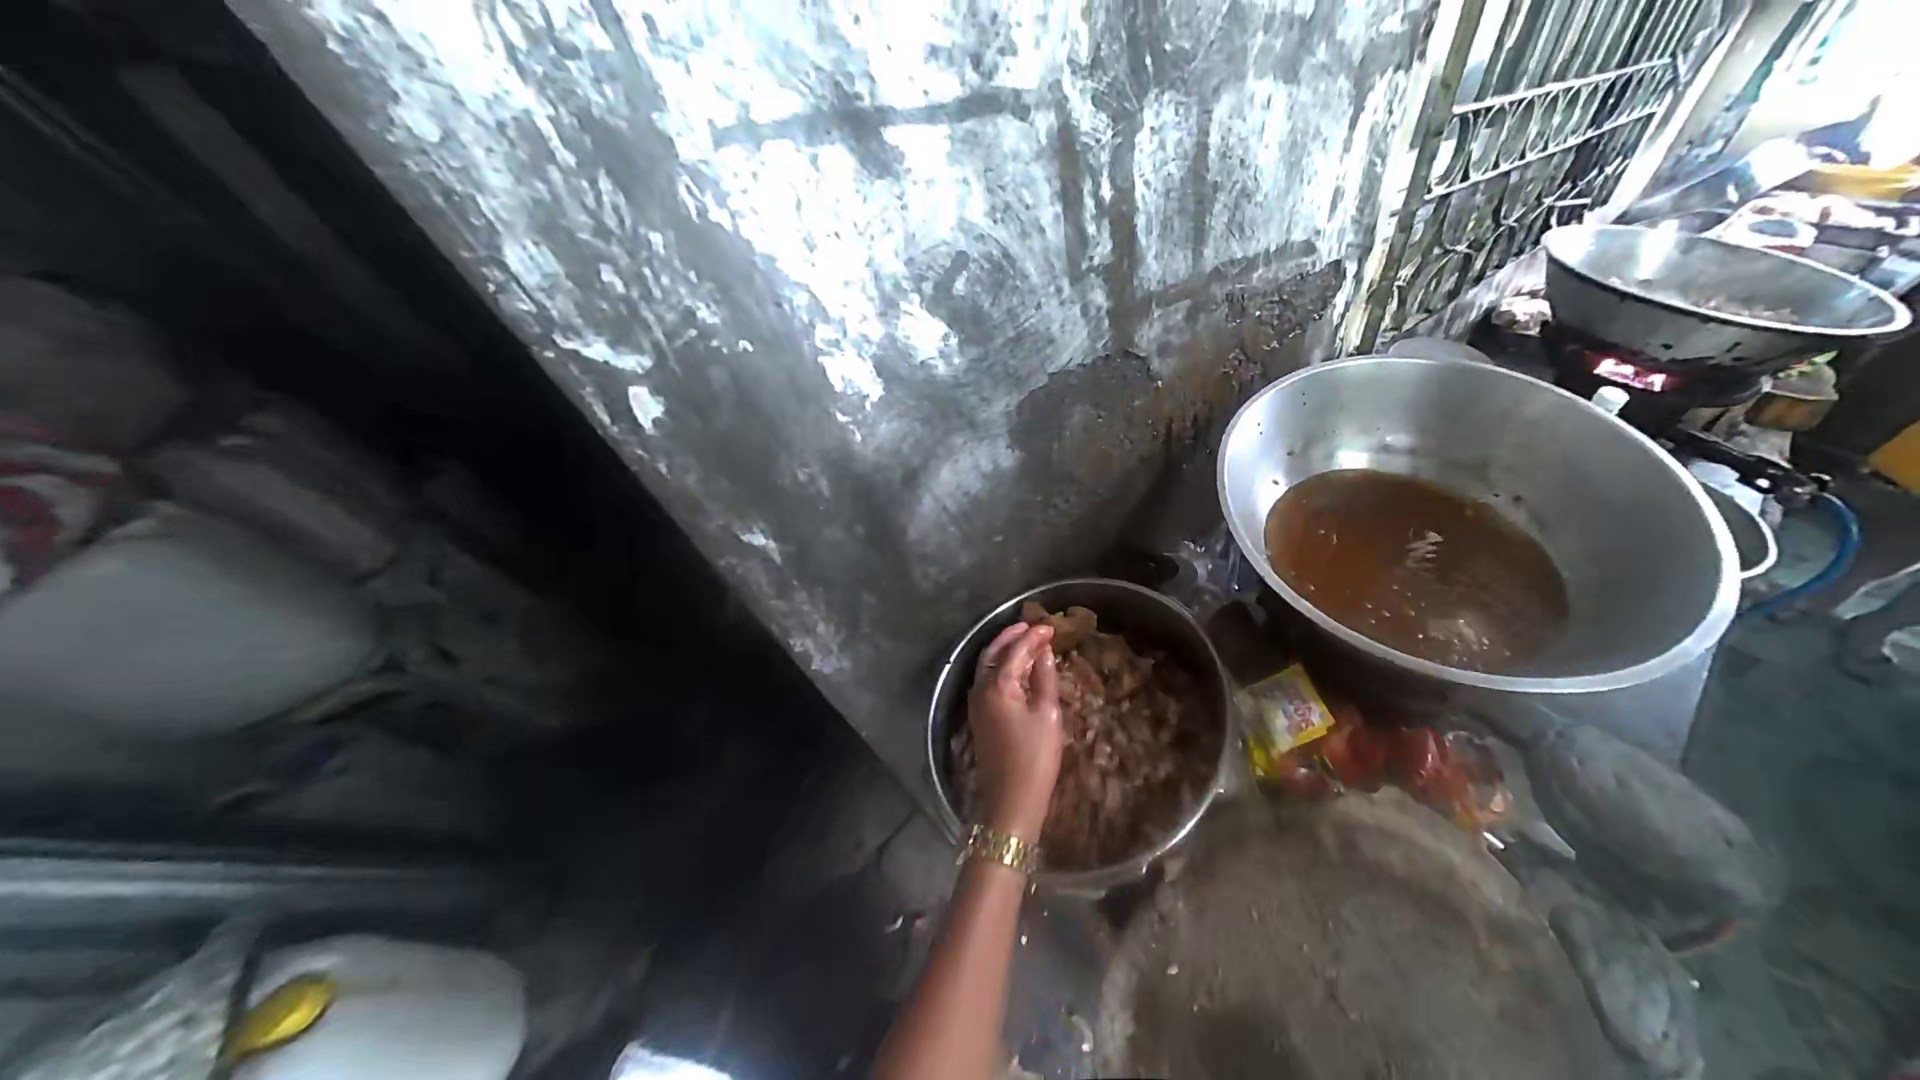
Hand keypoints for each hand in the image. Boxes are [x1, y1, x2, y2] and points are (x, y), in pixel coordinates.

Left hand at [966, 622, 1063, 843]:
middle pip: (993, 654)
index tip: (1051, 627)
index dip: (1033, 636)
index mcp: (997, 685)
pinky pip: (988, 681)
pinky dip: (1001, 668)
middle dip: (1011, 637)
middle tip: (1031, 626)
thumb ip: (1044, 678)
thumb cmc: (1035, 757)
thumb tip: (1044, 652)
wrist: (1010, 799)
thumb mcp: (1047, 714)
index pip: (1015, 651)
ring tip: (1025, 642)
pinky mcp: (979, 717)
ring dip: (1005, 651)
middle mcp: (980, 689)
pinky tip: (1018, 670)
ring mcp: (976, 704)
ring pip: (987, 667)